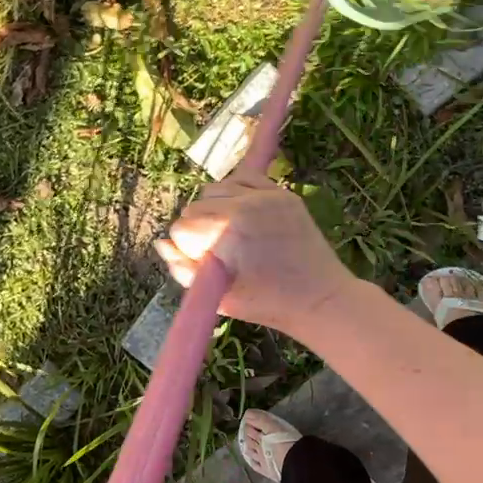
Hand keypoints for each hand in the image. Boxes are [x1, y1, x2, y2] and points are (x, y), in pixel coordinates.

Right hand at [153, 175, 357, 338]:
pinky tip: (243, 213)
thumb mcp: (217, 296)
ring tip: (230, 233)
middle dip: (199, 229)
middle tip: (220, 252)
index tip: (208, 264)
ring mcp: (266, 195)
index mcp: (226, 231)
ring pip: (215, 188)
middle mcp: (244, 205)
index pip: (181, 228)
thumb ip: (182, 269)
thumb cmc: (266, 304)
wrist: (321, 299)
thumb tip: (162, 243)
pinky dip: (236, 192)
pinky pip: (243, 178)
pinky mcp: (283, 193)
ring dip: (214, 208)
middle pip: (194, 207)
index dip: (188, 249)